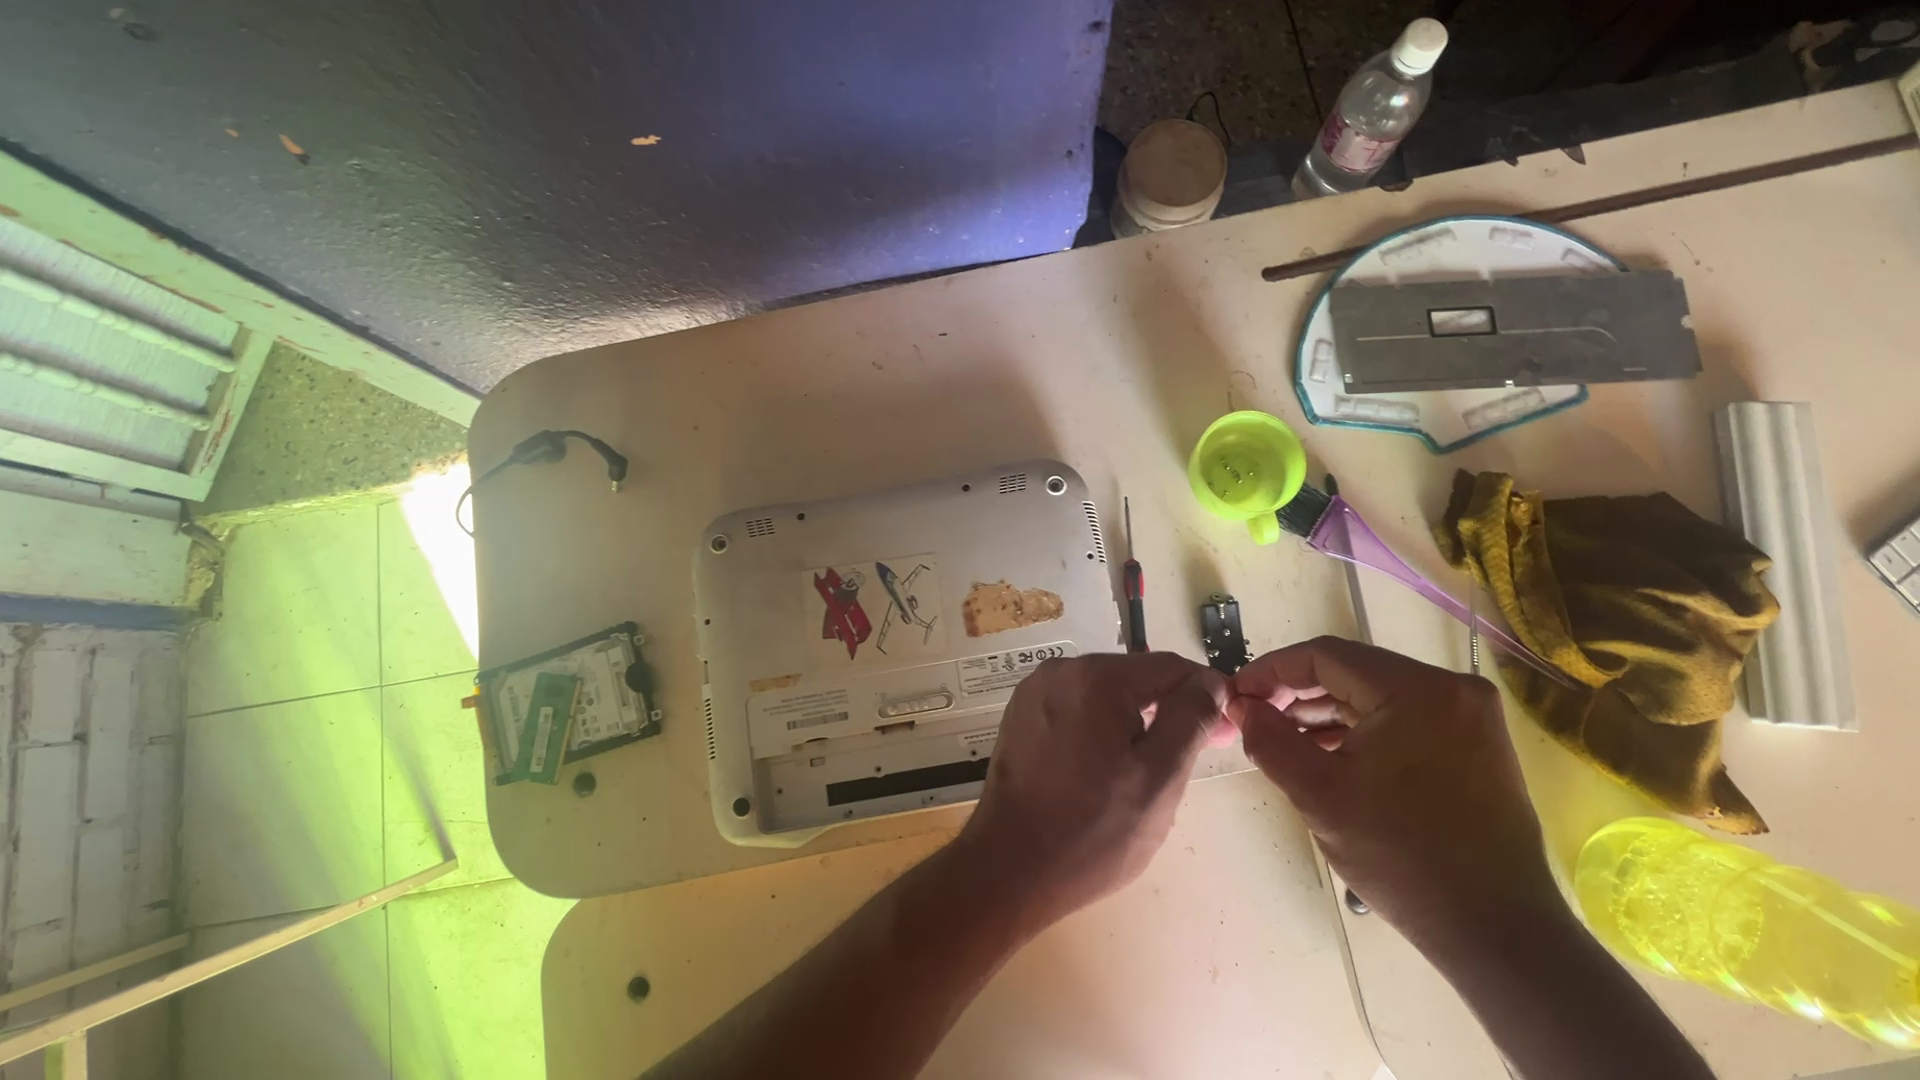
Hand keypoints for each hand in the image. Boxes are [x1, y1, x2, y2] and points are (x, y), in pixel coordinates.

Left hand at [956, 653, 1228, 931]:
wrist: (1006, 871)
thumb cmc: (1090, 831)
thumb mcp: (1159, 777)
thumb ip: (1190, 719)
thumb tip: (1211, 681)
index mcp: (1095, 677)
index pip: (1171, 667)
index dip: (1206, 697)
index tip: (1224, 736)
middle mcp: (1059, 671)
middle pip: (1136, 678)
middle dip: (1169, 711)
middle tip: (1190, 762)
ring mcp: (1034, 694)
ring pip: (1106, 696)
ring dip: (1135, 724)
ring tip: (1145, 775)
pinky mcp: (1021, 718)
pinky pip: (1077, 711)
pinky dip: (1100, 731)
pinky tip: (1105, 773)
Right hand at [1228, 636, 1559, 943]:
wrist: (1496, 928)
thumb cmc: (1401, 855)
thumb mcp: (1318, 794)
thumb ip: (1270, 739)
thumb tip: (1242, 707)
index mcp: (1418, 689)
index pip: (1325, 656)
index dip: (1271, 671)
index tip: (1236, 696)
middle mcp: (1451, 689)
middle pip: (1353, 673)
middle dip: (1296, 694)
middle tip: (1254, 721)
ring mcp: (1469, 718)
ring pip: (1376, 698)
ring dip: (1325, 714)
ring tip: (1282, 743)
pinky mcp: (1475, 747)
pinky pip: (1403, 721)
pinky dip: (1361, 733)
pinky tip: (1327, 758)